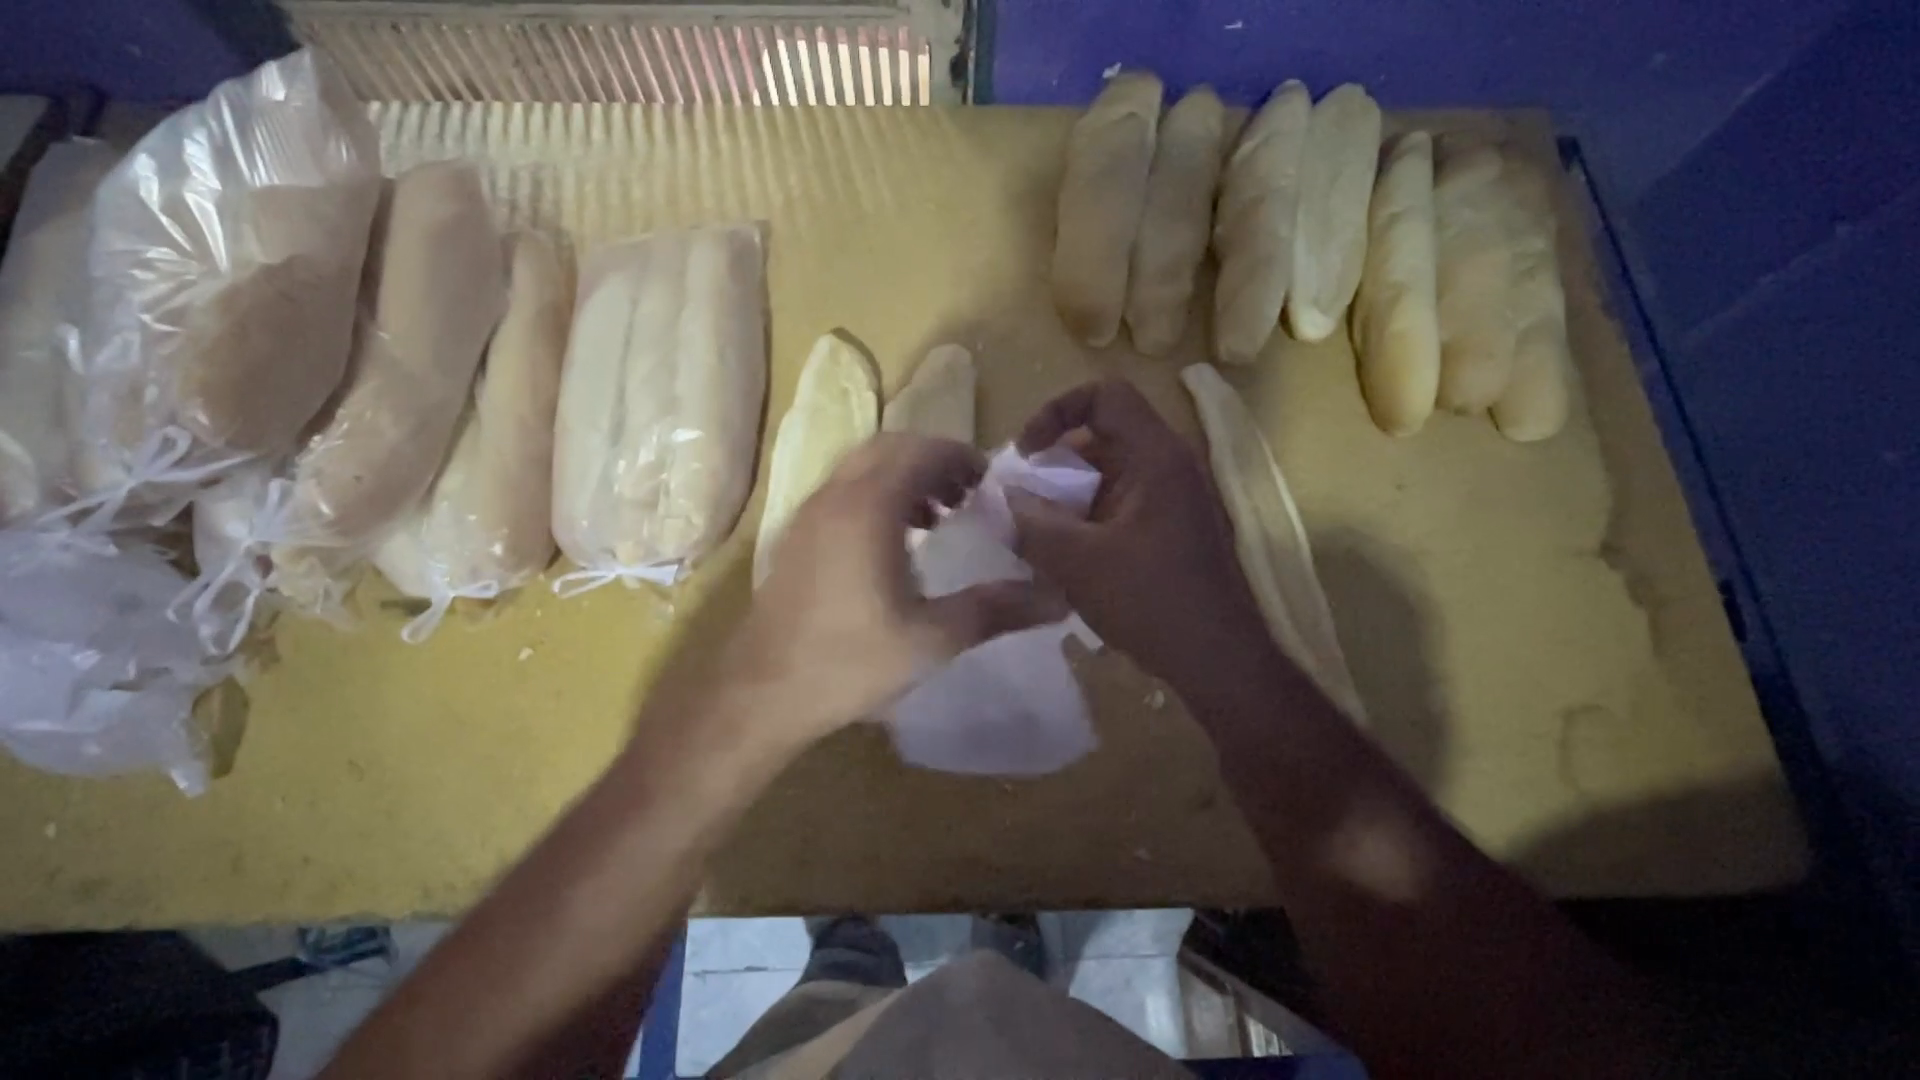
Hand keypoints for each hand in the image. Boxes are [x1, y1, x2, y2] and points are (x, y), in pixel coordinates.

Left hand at [727, 434, 1066, 742]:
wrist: (762, 693)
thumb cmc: (850, 662)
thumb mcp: (933, 639)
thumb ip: (996, 610)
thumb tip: (1059, 599)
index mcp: (868, 508)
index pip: (920, 451)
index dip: (961, 458)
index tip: (991, 485)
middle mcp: (834, 497)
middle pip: (890, 449)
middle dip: (933, 462)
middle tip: (968, 497)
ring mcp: (809, 515)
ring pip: (862, 468)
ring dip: (903, 478)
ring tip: (937, 518)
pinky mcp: (796, 538)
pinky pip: (843, 492)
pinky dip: (876, 496)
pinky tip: (896, 545)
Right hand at [1009, 379, 1268, 684]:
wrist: (1218, 659)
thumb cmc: (1151, 601)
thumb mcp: (1078, 562)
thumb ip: (1032, 523)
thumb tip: (1005, 498)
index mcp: (1155, 458)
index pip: (1105, 395)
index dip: (1057, 410)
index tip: (1027, 454)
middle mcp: (1168, 467)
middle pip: (1101, 437)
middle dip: (1054, 465)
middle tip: (1021, 503)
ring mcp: (1171, 500)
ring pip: (1107, 476)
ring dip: (1066, 498)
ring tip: (1034, 537)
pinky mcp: (1169, 530)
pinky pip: (1118, 506)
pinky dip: (1086, 521)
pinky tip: (1062, 561)